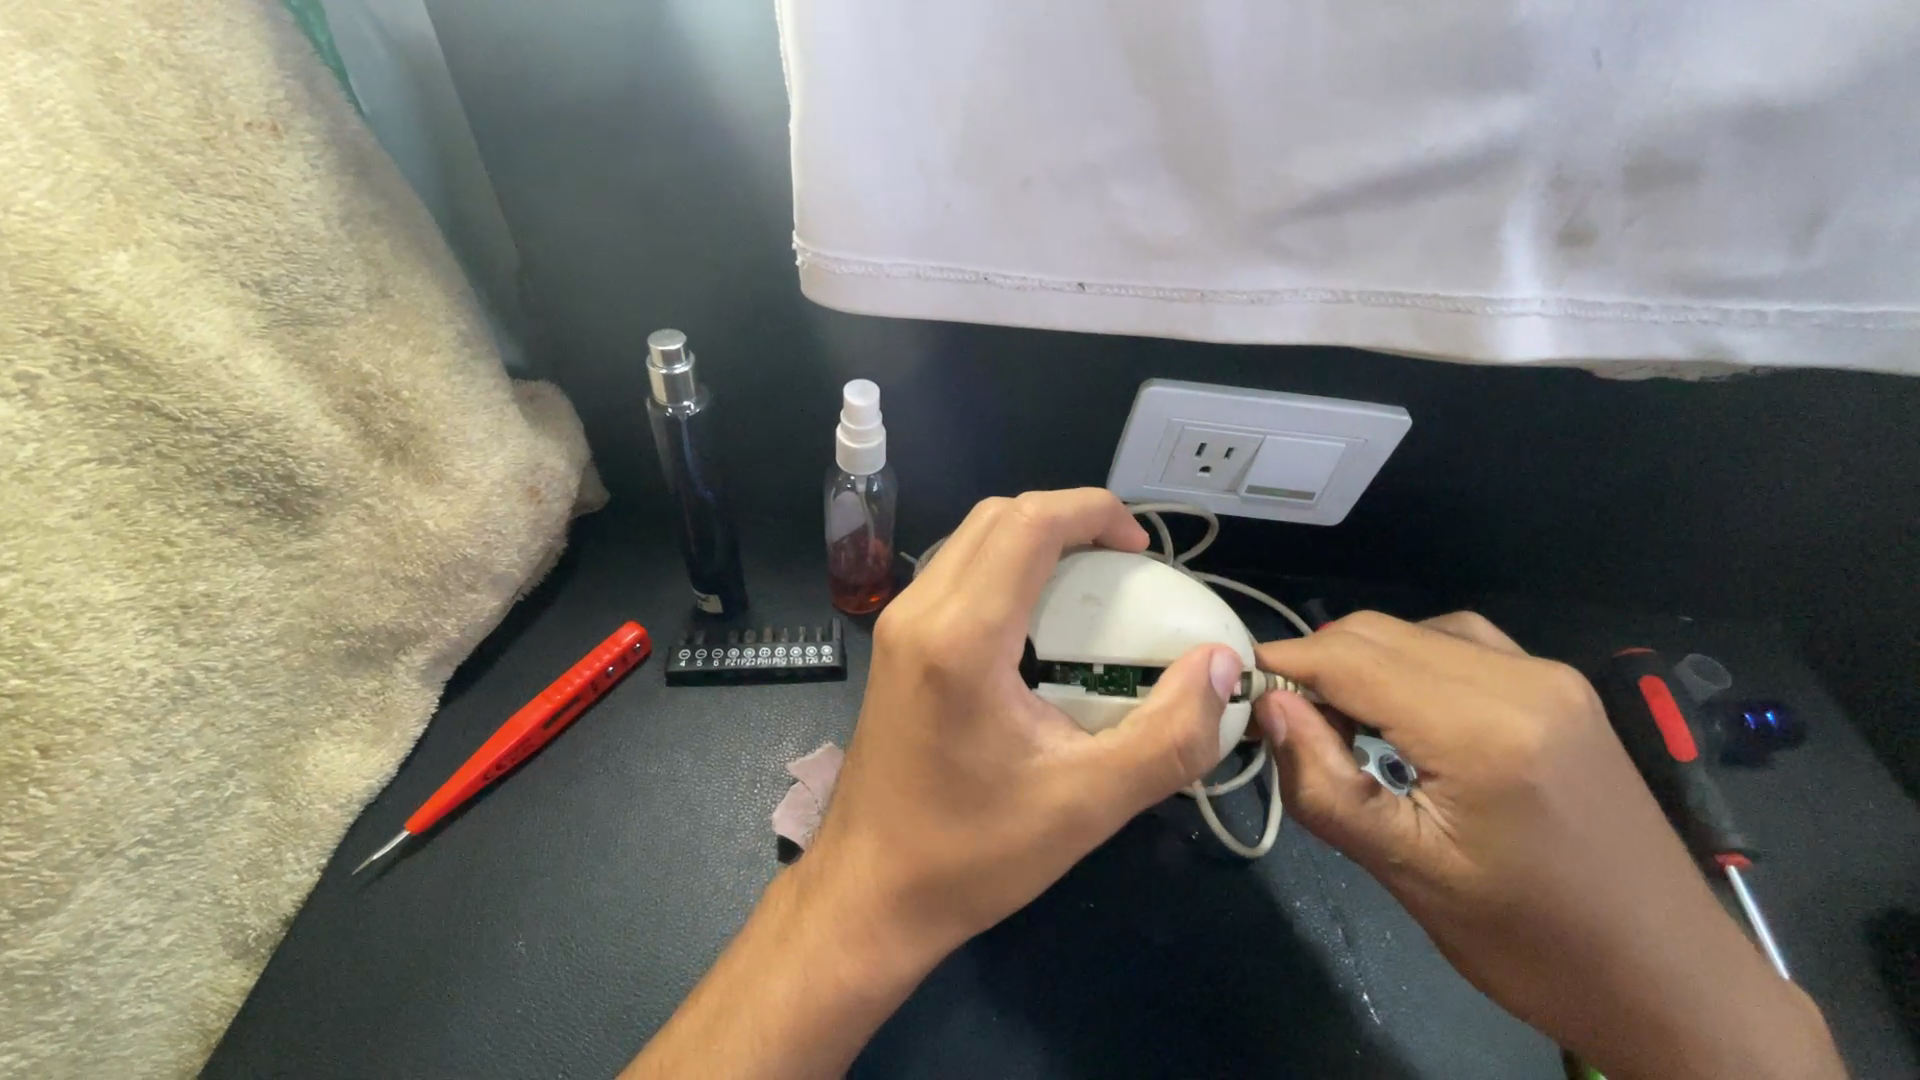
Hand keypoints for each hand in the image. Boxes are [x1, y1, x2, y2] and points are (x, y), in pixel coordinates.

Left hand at [629, 489, 1241, 1079]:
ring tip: (1089, 587)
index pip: (1028, 523)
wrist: (868, 894)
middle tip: (1124, 565)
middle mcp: (919, 612)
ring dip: (1033, 541)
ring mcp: (897, 626)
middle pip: (997, 517)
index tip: (1143, 548)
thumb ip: (1170, 735)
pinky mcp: (894, 647)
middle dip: (1068, 519)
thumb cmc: (972, 853)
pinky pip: (953, 574)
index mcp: (961, 636)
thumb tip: (1220, 667)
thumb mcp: (1088, 804)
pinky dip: (1003, 570)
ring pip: (970, 540)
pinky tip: (1038, 625)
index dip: (1094, 511)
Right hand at [1255, 612, 1843, 1079]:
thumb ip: (1321, 782)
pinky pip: (1452, 644)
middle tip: (1285, 728)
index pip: (1346, 658)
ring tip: (1339, 728)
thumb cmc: (1529, 943)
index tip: (1235, 695)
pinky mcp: (1556, 687)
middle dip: (1312, 666)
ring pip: (1408, 631)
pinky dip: (1402, 663)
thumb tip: (1267, 705)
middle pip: (1373, 632)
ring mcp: (1546, 675)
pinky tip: (1399, 714)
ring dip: (1354, 664)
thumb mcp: (1405, 872)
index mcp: (1484, 729)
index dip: (1279, 666)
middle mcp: (1520, 679)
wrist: (1671, 980)